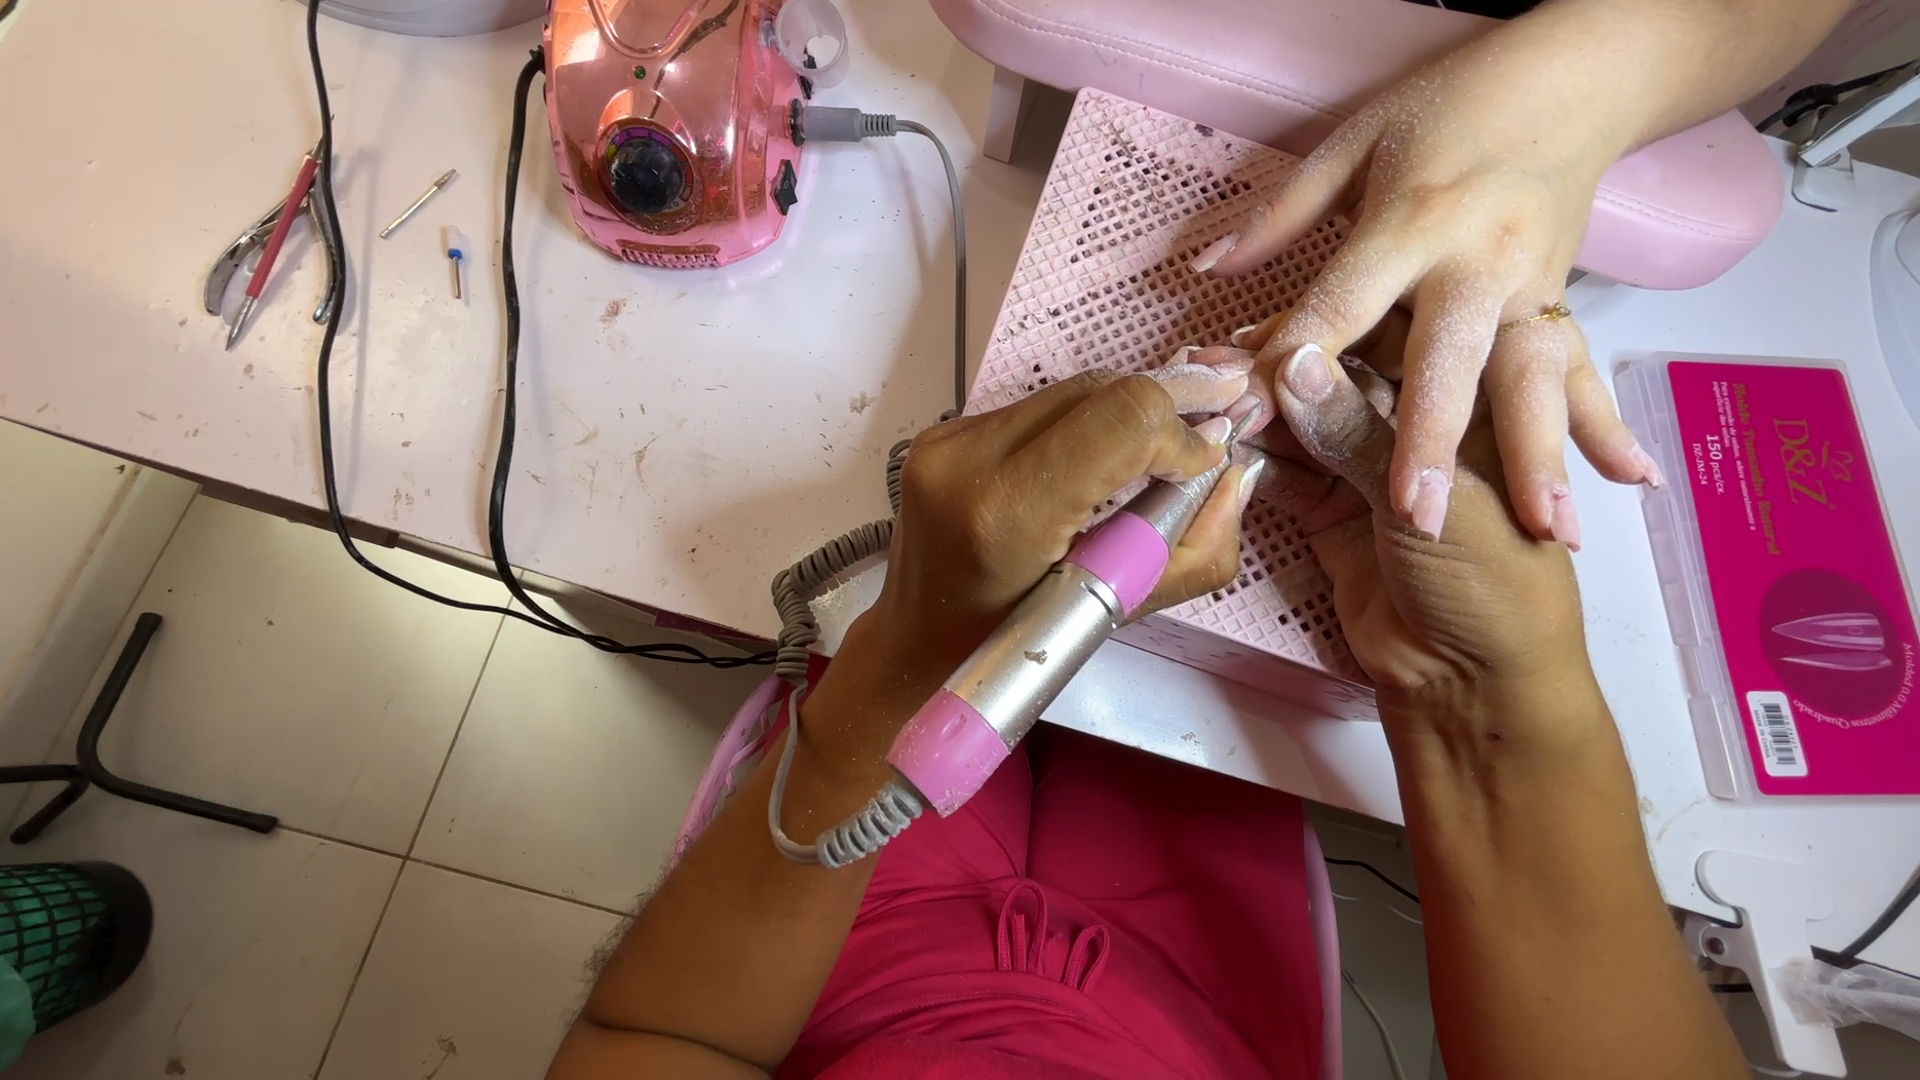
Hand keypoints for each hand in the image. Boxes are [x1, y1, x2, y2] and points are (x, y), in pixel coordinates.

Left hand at [806, 369, 1260, 766]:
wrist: (916, 645)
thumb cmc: (1010, 650)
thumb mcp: (1114, 614)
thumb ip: (1192, 548)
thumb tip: (1236, 472)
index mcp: (1004, 513)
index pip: (1120, 420)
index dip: (1179, 428)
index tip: (1207, 456)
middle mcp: (964, 457)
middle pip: (1099, 390)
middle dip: (1168, 398)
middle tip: (1222, 396)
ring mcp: (946, 439)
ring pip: (1070, 391)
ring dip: (1130, 406)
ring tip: (1179, 417)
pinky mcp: (943, 433)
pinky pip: (1039, 408)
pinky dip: (1088, 419)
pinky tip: (1116, 439)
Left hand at [1189, 37, 1664, 549]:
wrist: (1587, 66)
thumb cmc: (1453, 107)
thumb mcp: (1354, 147)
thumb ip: (1283, 216)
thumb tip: (1206, 267)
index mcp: (1413, 222)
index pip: (1340, 308)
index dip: (1295, 362)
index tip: (1261, 417)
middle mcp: (1478, 262)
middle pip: (1446, 361)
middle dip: (1429, 438)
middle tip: (1415, 512)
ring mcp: (1532, 288)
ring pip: (1530, 379)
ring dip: (1536, 454)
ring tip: (1542, 526)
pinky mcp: (1563, 303)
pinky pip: (1583, 371)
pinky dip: (1608, 425)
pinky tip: (1633, 479)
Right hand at [1258, 342, 1599, 726]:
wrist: (1467, 681)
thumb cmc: (1488, 583)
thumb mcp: (1426, 497)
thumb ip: (1356, 431)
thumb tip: (1292, 362)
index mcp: (1467, 405)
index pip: (1394, 346)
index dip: (1331, 333)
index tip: (1268, 331)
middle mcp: (1412, 429)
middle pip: (1338, 385)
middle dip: (1282, 378)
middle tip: (1221, 367)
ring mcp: (1366, 471)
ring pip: (1306, 429)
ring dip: (1261, 421)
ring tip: (1211, 406)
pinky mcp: (1330, 511)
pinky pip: (1288, 476)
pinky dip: (1256, 466)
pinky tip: (1223, 452)